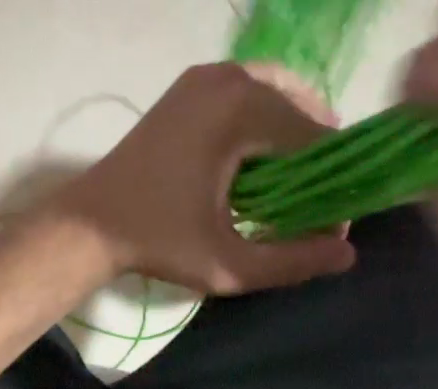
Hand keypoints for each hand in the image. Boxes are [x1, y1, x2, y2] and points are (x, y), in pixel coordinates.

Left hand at [50, 63, 357, 294]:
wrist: (89, 226)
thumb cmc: (158, 244)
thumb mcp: (228, 264)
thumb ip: (292, 261)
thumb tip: (348, 254)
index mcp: (243, 108)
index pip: (317, 138)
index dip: (331, 183)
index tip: (328, 226)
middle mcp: (231, 76)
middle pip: (301, 113)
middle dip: (313, 162)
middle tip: (309, 210)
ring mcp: (208, 75)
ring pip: (279, 100)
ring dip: (291, 143)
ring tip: (287, 192)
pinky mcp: (191, 86)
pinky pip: (250, 95)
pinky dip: (264, 126)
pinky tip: (259, 169)